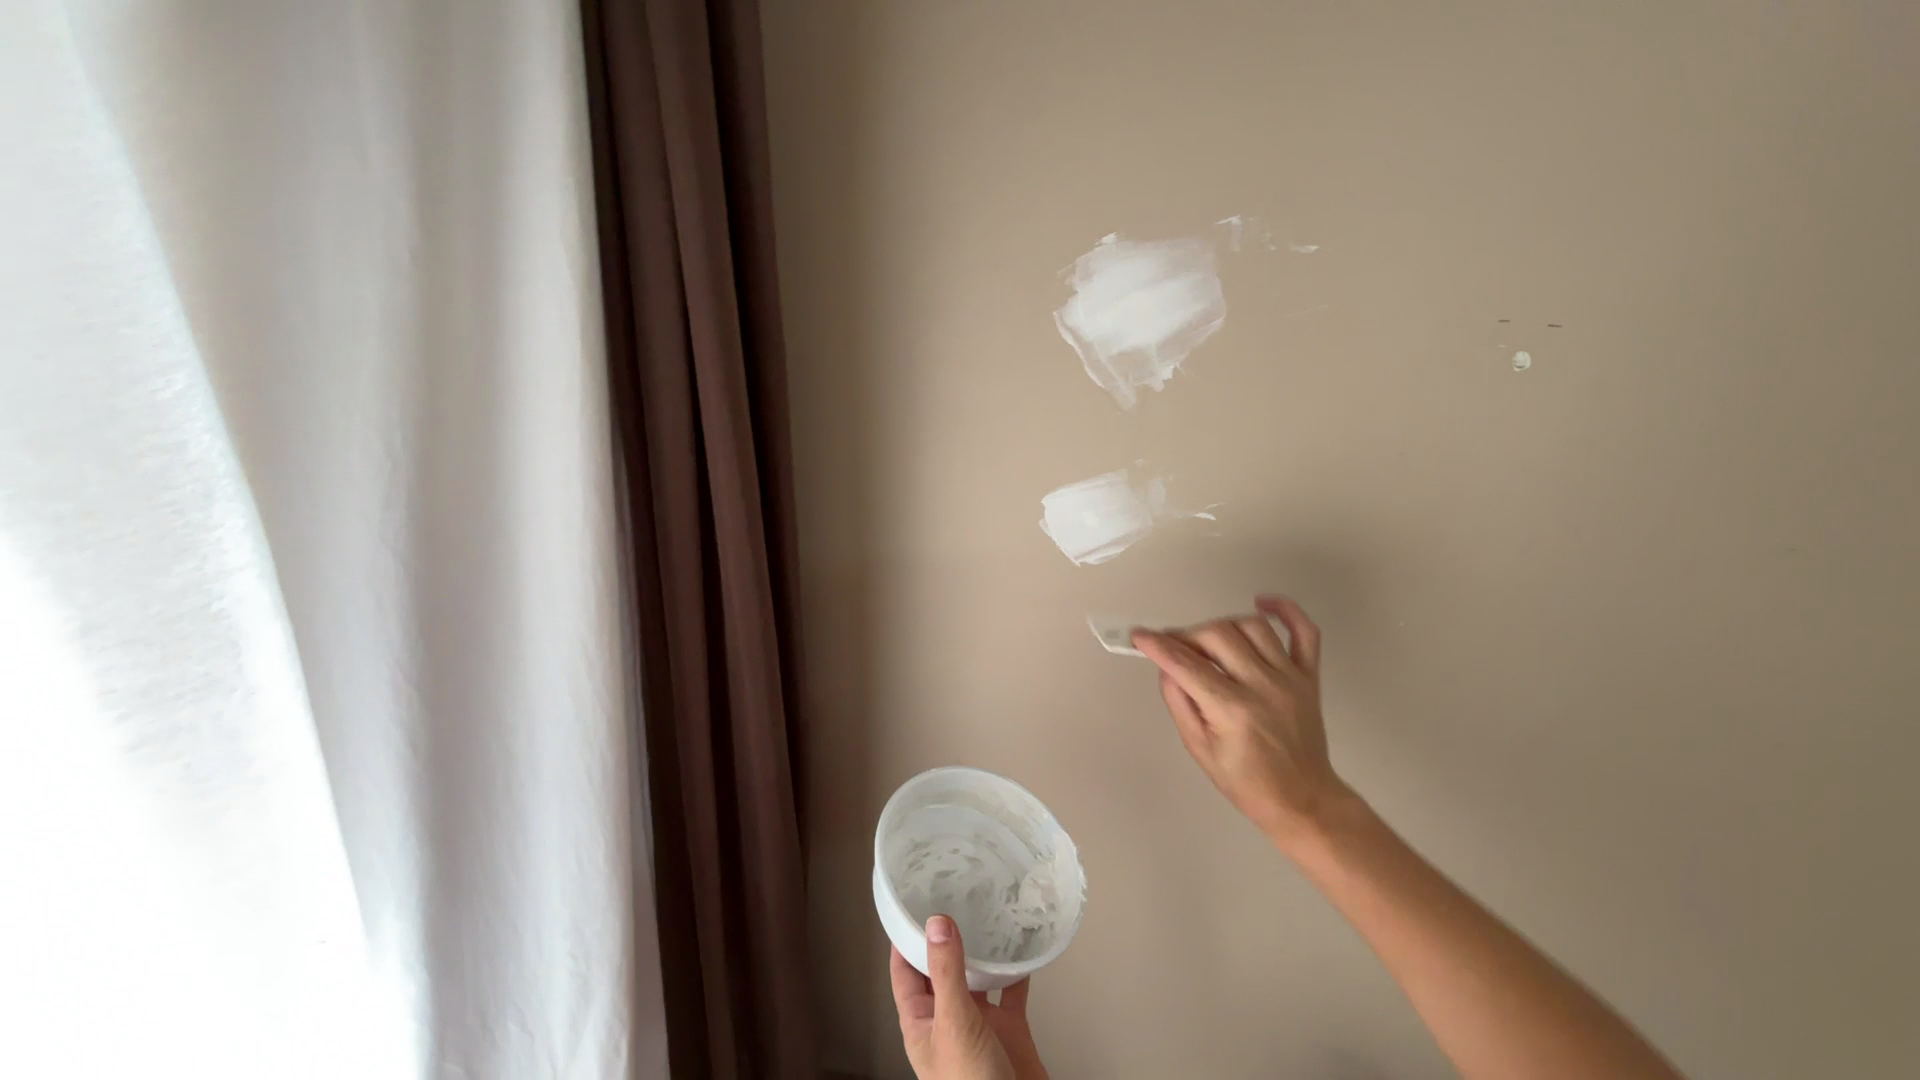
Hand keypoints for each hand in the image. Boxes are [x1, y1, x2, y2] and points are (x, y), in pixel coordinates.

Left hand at [889, 915, 1048, 1079]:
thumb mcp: (954, 1024)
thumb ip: (946, 973)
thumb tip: (935, 921)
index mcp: (921, 1021)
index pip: (904, 971)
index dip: (905, 938)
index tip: (913, 902)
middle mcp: (947, 1018)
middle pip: (941, 969)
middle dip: (946, 937)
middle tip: (955, 895)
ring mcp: (978, 1024)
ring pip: (976, 977)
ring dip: (981, 950)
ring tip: (987, 911)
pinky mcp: (1008, 1029)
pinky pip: (1010, 991)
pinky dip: (1015, 969)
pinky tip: (1021, 945)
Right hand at [1132, 595, 1353, 845]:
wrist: (1303, 799)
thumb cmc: (1247, 782)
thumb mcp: (1199, 749)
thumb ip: (1180, 702)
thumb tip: (1166, 666)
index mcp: (1232, 710)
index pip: (1186, 664)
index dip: (1157, 645)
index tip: (1138, 636)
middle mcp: (1263, 686)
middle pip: (1216, 635)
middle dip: (1185, 635)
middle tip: (1172, 647)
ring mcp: (1290, 678)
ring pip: (1252, 626)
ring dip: (1221, 626)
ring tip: (1207, 641)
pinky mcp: (1309, 676)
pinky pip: (1303, 631)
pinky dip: (1285, 609)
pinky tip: (1260, 603)